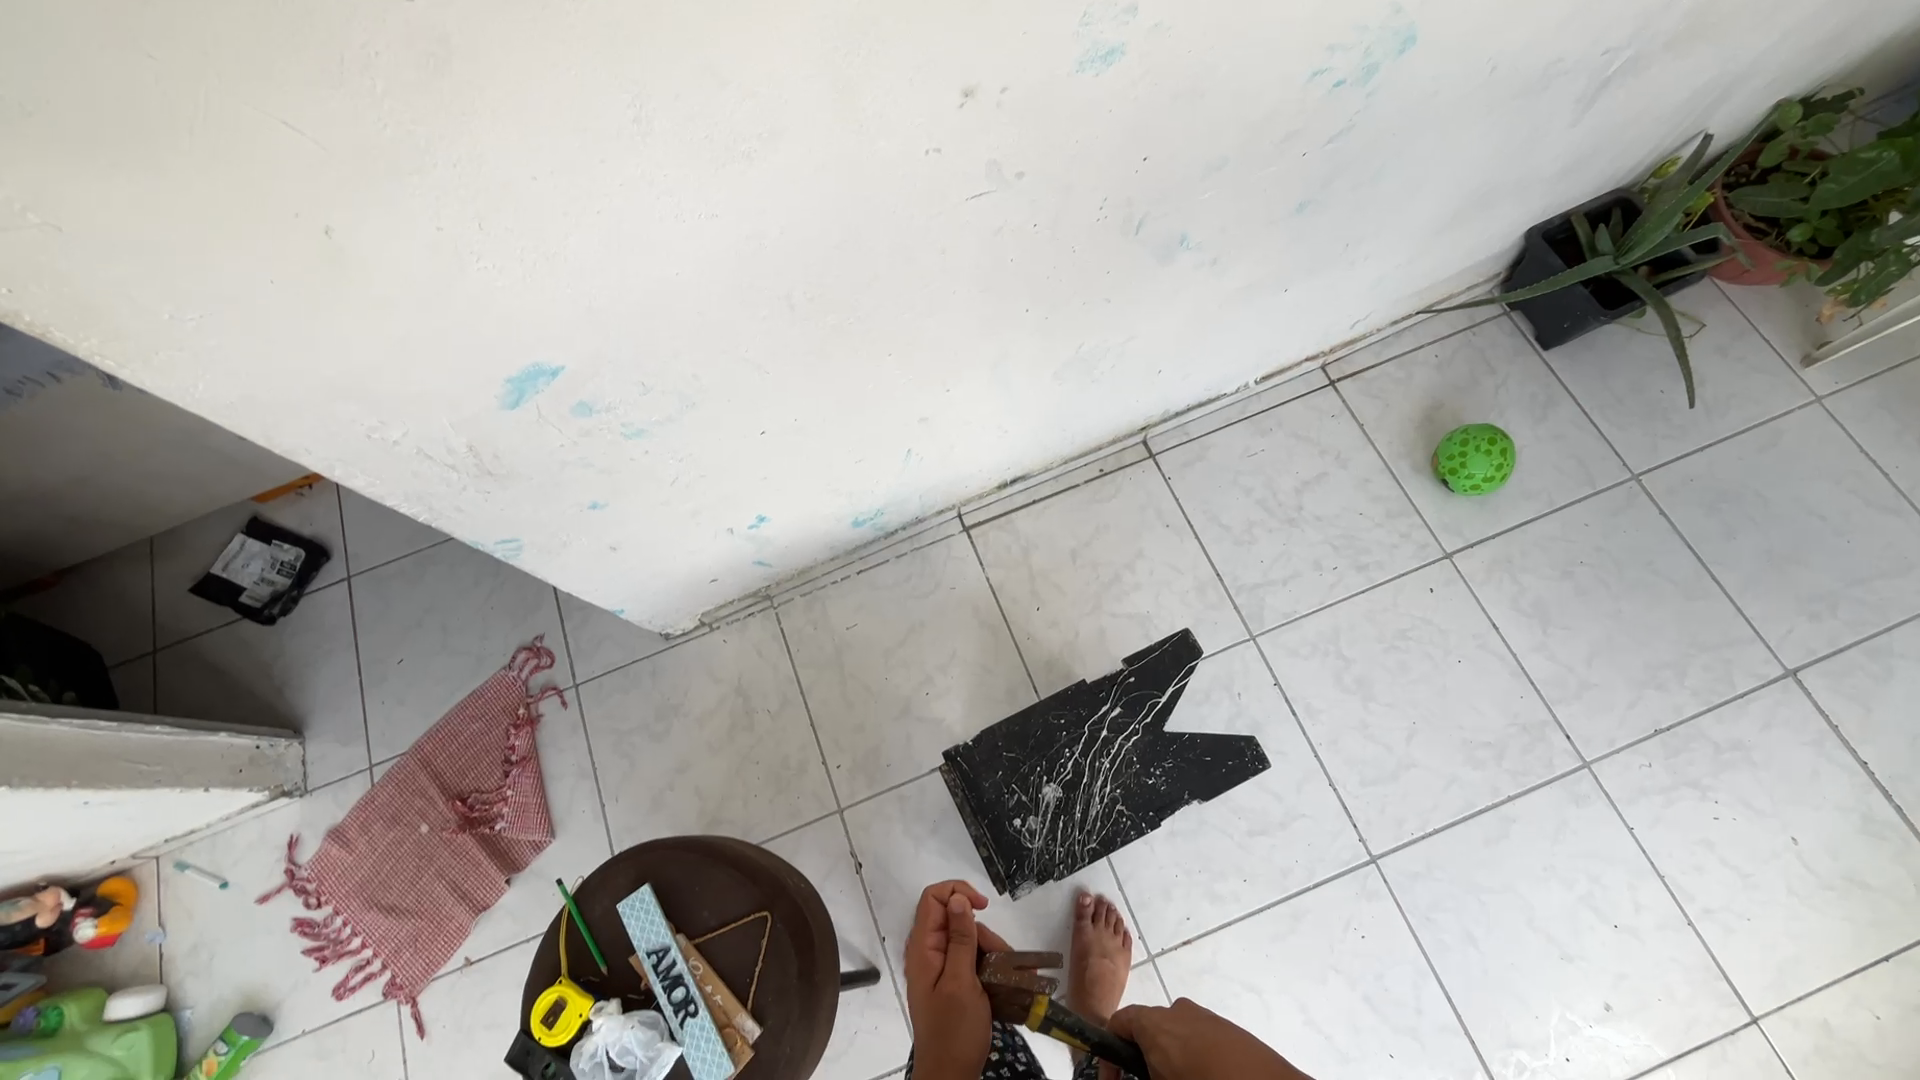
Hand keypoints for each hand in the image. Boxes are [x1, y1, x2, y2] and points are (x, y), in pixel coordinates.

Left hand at [903, 880, 1011, 1079]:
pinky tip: (1009, 982)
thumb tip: (957, 898)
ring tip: (1012, 977)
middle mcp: (929, 952)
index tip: (984, 908)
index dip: (958, 893)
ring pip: (970, 940)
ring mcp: (941, 968)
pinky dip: (991, 967)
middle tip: (1002, 958)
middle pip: (957, 919)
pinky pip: (973, 960)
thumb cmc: (954, 1032)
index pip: (934, 898)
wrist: (950, 1077)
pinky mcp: (954, 982)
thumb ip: (960, 939)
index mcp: (923, 948)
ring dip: (993, 952)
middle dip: (984, 933)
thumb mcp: (961, 982)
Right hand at [1101, 998, 1314, 1079]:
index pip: (1117, 1023)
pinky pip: (1200, 1040)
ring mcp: (1206, 1019)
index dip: (1109, 1056)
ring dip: (1169, 1061)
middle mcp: (1177, 1012)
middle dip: (1142, 1060)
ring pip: (1175, 1036)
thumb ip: (1142, 1078)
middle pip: (1147, 1030)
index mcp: (1154, 1024)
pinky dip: (1194, 1060)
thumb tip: (1134, 1077)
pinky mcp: (1230, 1031)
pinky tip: (1206, 1079)